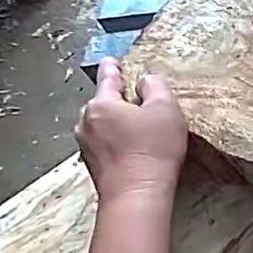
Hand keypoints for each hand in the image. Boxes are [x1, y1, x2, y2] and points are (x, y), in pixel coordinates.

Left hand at [76, 58, 187, 200]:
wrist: (137, 193)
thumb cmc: (154, 148)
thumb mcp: (166, 109)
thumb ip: (156, 87)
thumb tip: (146, 79)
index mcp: (102, 105)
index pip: (108, 79)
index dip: (113, 68)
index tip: (111, 60)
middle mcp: (86, 122)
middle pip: (103, 103)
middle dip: (117, 99)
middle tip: (137, 100)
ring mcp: (85, 145)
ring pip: (102, 124)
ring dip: (116, 121)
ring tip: (137, 126)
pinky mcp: (92, 164)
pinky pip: (104, 142)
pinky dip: (116, 139)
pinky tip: (132, 146)